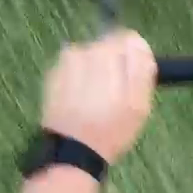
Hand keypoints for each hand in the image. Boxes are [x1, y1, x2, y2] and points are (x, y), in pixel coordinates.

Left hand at [41, 30, 156, 161]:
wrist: (73, 152)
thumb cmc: (112, 131)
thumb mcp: (139, 104)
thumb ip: (140, 67)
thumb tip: (136, 40)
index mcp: (107, 54)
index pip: (125, 39)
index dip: (131, 60)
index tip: (130, 82)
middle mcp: (83, 51)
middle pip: (106, 46)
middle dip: (112, 66)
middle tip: (114, 96)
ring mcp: (64, 63)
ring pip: (89, 57)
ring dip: (94, 72)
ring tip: (96, 101)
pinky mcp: (52, 75)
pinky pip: (73, 70)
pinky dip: (78, 81)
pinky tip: (80, 102)